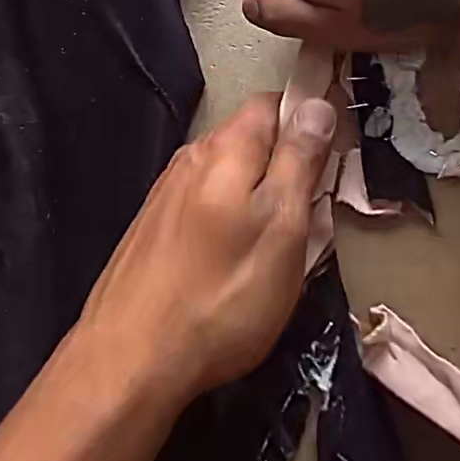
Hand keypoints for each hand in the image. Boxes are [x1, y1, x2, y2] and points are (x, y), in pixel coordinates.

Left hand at [73, 93, 337, 399]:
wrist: (129, 358)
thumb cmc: (221, 294)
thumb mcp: (281, 226)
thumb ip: (299, 160)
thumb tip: (316, 105)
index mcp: (225, 148)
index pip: (274, 102)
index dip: (309, 121)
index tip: (330, 164)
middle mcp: (191, 157)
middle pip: (252, 139)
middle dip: (287, 167)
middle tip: (308, 219)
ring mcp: (168, 191)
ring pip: (231, 176)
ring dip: (261, 198)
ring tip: (275, 248)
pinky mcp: (156, 224)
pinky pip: (208, 203)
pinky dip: (232, 219)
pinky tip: (234, 262)